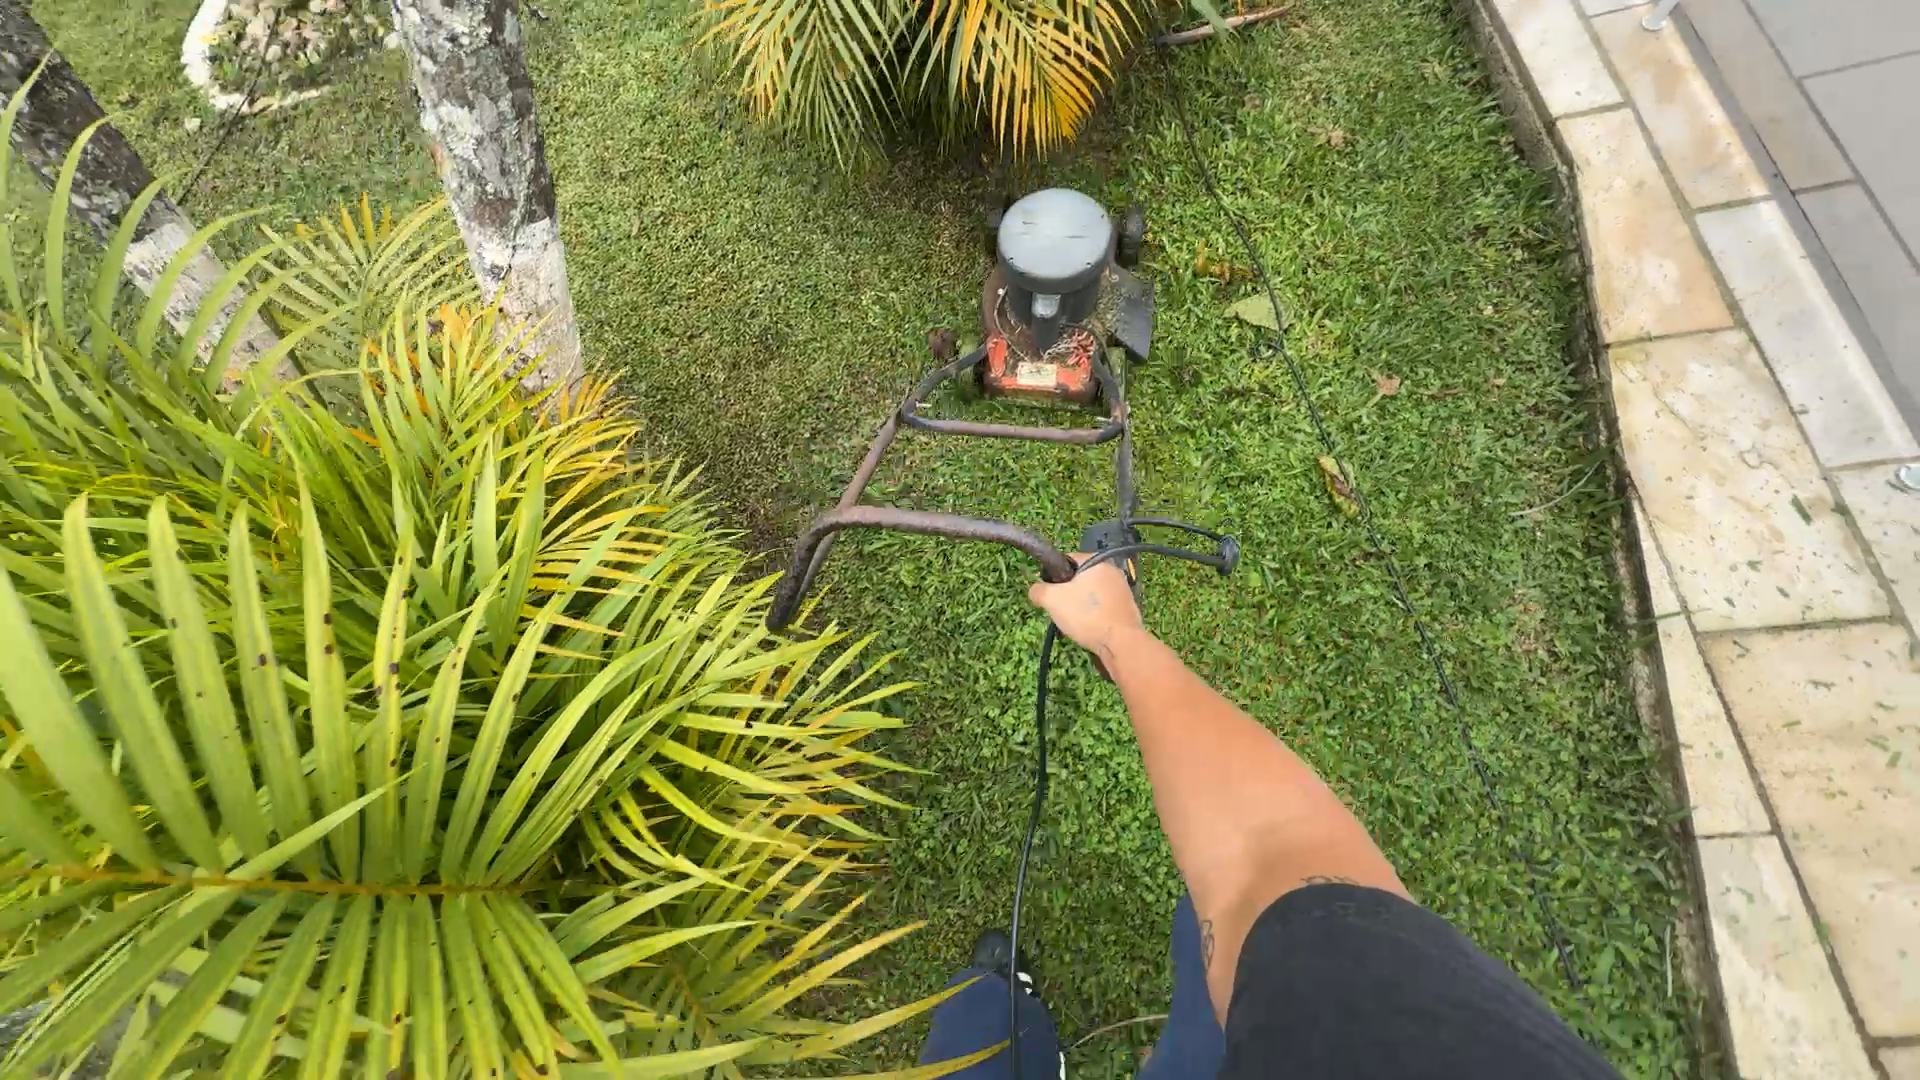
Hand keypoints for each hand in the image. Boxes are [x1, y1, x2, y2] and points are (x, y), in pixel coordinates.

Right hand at [1028, 555, 1144, 661]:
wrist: (1120, 643)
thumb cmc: (1086, 615)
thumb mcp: (1052, 600)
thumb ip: (1038, 590)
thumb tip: (1035, 590)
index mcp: (1097, 561)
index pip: (1067, 560)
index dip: (1053, 575)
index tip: (1049, 592)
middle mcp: (1113, 571)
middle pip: (1080, 578)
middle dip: (1067, 594)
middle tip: (1060, 610)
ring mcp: (1123, 590)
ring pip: (1091, 595)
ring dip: (1080, 606)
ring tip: (1074, 623)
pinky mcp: (1128, 608)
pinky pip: (1103, 608)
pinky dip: (1094, 616)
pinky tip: (1088, 629)